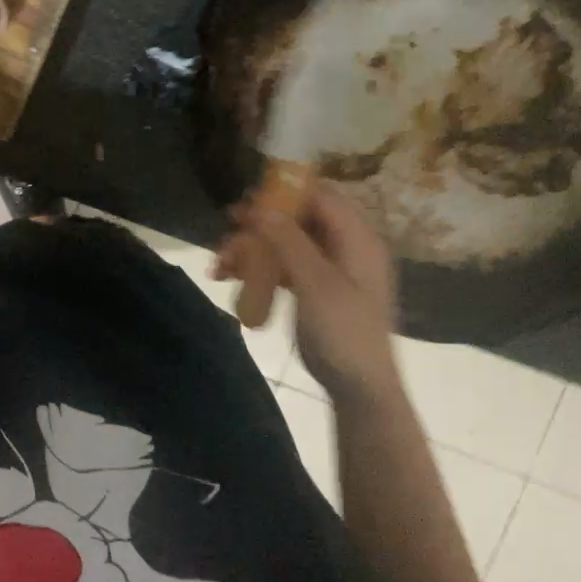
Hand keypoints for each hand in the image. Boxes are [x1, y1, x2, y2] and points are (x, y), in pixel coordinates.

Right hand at [216, 189, 402, 407]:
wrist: (361, 390)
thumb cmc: (344, 333)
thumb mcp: (316, 284)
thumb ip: (289, 240)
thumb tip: (260, 205)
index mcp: (358, 241)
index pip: (322, 197)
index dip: (285, 191)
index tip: (248, 196)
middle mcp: (347, 248)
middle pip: (298, 218)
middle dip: (260, 223)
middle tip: (227, 228)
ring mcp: (332, 269)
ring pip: (286, 242)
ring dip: (252, 247)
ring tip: (219, 262)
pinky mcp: (317, 289)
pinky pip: (284, 265)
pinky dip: (258, 267)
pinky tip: (229, 278)